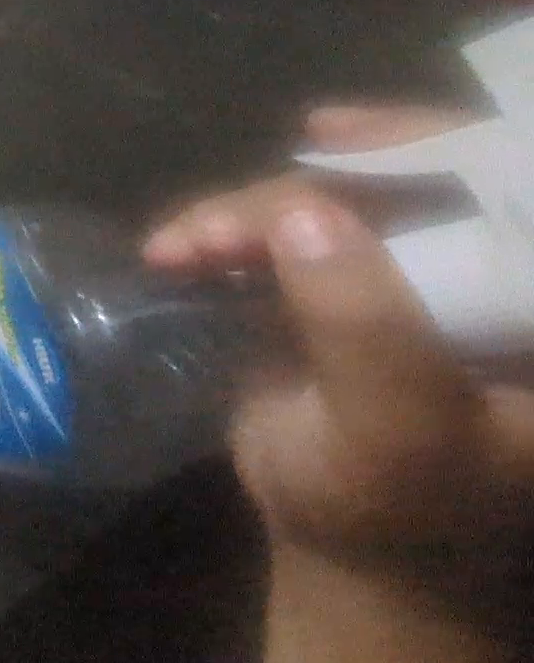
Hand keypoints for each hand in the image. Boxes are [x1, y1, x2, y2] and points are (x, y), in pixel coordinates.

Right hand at [144, 106, 533, 609]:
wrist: (338, 540)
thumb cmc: (389, 503)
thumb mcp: (396, 431)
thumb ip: (368, 329)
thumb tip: (305, 217)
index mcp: (531, 310)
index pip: (504, 198)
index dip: (434, 146)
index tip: (334, 135)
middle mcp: (482, 279)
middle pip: (396, 190)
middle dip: (293, 197)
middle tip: (215, 229)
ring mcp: (402, 278)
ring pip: (322, 206)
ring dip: (239, 217)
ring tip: (176, 248)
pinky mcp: (334, 285)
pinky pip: (277, 232)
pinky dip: (221, 231)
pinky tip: (177, 246)